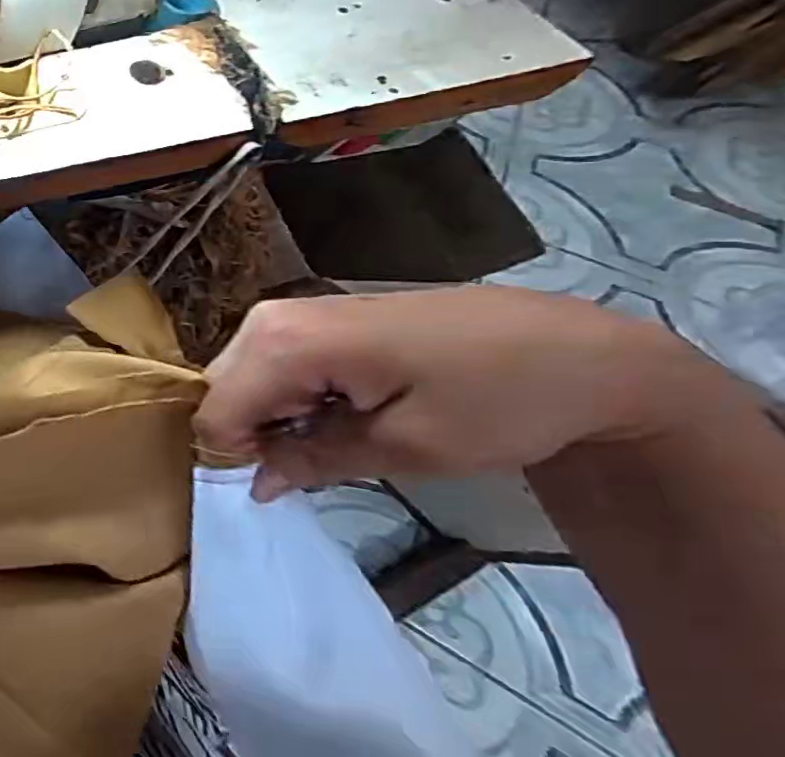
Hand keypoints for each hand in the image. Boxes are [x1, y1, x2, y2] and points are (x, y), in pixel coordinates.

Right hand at [194, 286, 738, 501]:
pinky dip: (287, 397)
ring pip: (241, 378)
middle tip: (315, 463)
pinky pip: (267, 364)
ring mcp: (288, 312)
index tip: (281, 485)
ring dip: (271, 417)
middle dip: (252, 433)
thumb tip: (256, 484)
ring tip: (334, 437)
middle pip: (222, 390)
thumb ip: (317, 460)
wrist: (579, 348)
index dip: (236, 456)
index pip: (216, 411)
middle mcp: (269, 318)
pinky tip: (338, 410)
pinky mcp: (308, 317)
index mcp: (283, 342)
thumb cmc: (498, 399)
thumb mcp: (410, 447)